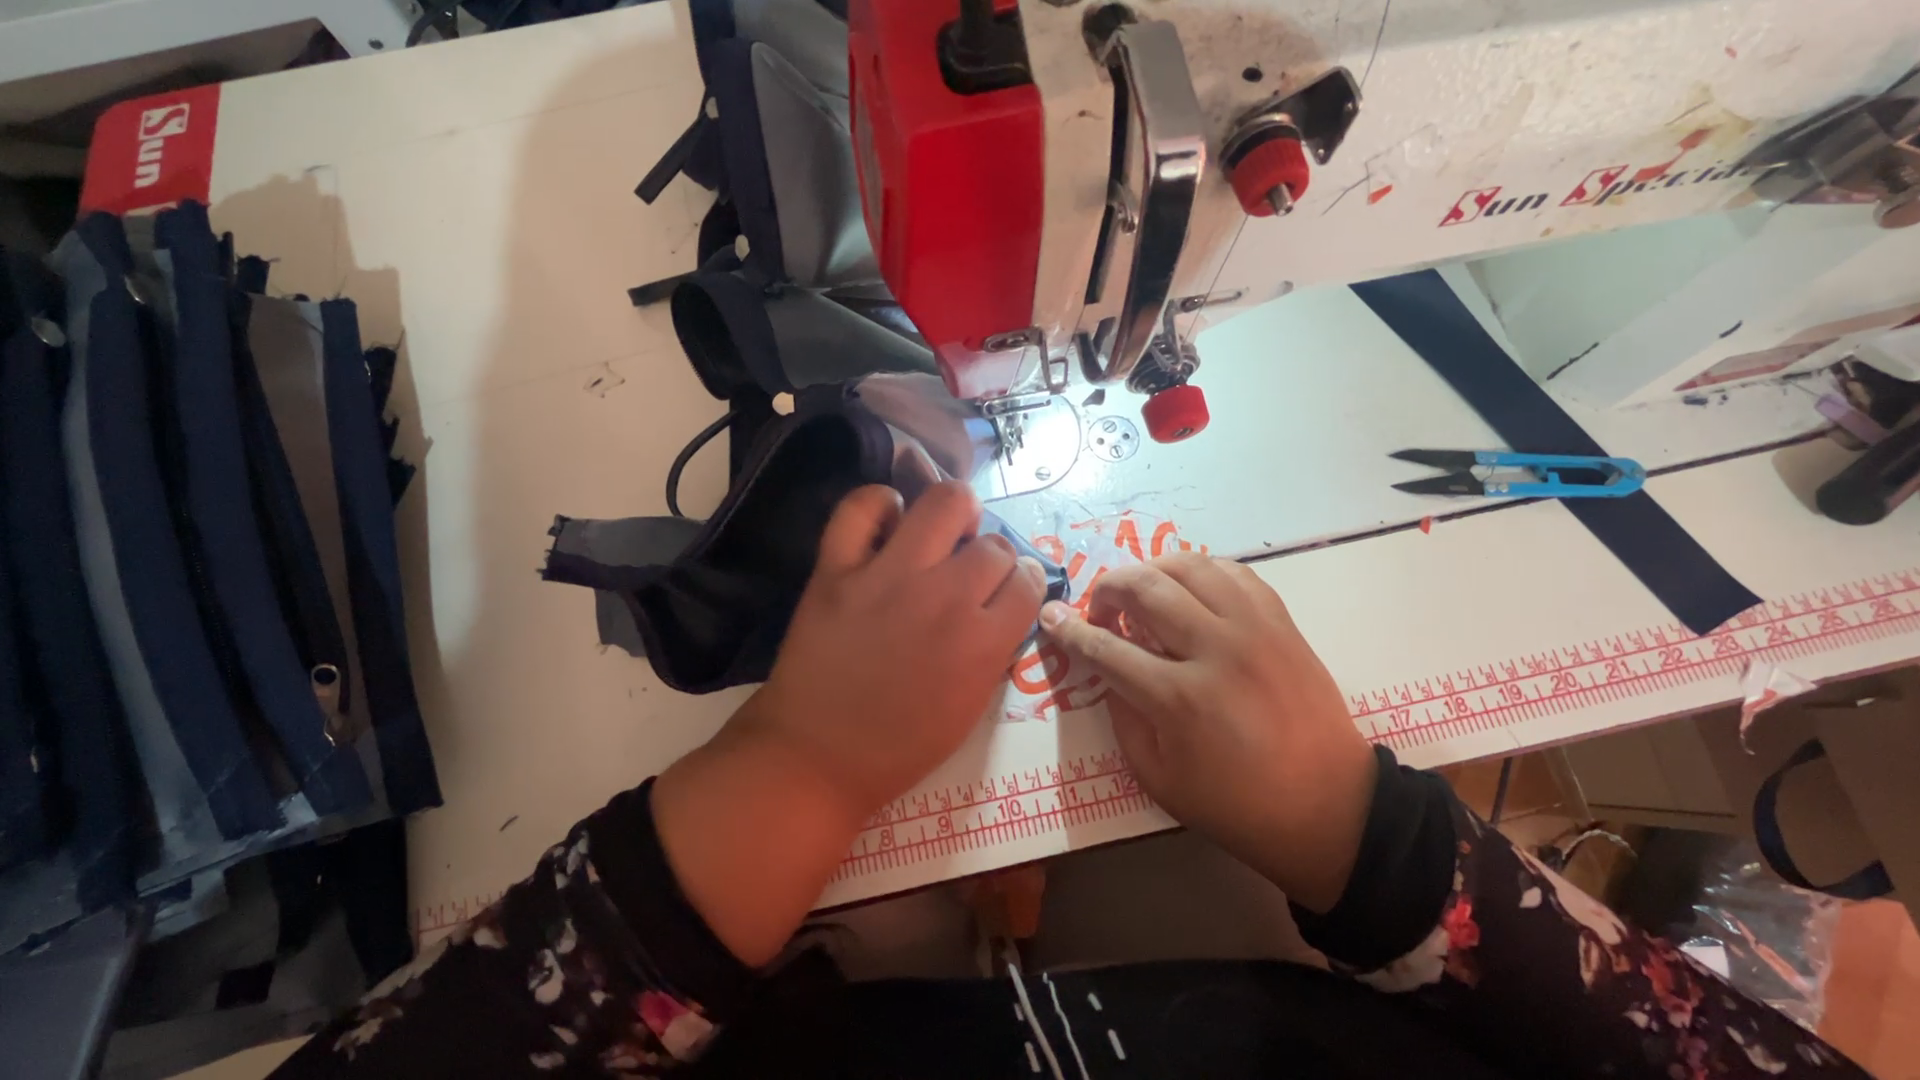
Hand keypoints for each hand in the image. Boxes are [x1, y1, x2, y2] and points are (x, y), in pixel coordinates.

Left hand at [654, 482, 1046, 963]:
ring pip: (943, 503)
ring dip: (954, 512)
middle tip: (972, 568)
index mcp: (982, 642)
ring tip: (943, 530)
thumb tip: (1000, 605)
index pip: (1027, 581)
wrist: (817, 756)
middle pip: (993, 544)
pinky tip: (888, 521)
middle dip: (993, 553)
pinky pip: (860, 507)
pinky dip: (879, 504)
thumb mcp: (970, 706)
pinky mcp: (837, 568)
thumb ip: (993, 650)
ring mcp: (888, 576)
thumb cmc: (899, 746)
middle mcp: (944, 598)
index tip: (1010, 585)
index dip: (1023, 581)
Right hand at [1038, 554, 1375, 911]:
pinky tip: (1189, 591)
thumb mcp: (1158, 777)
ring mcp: (1254, 629)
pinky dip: (1201, 571)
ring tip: (1141, 593)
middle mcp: (1216, 650)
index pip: (1107, 648)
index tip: (1052, 617)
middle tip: (1101, 610)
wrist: (1328, 807)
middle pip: (1145, 587)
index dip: (1070, 630)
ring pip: (1190, 565)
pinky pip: (1233, 572)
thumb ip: (1123, 715)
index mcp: (1179, 699)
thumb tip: (1106, 667)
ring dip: (1151, 569)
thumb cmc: (1236, 805)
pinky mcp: (1282, 622)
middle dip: (1107, 589)